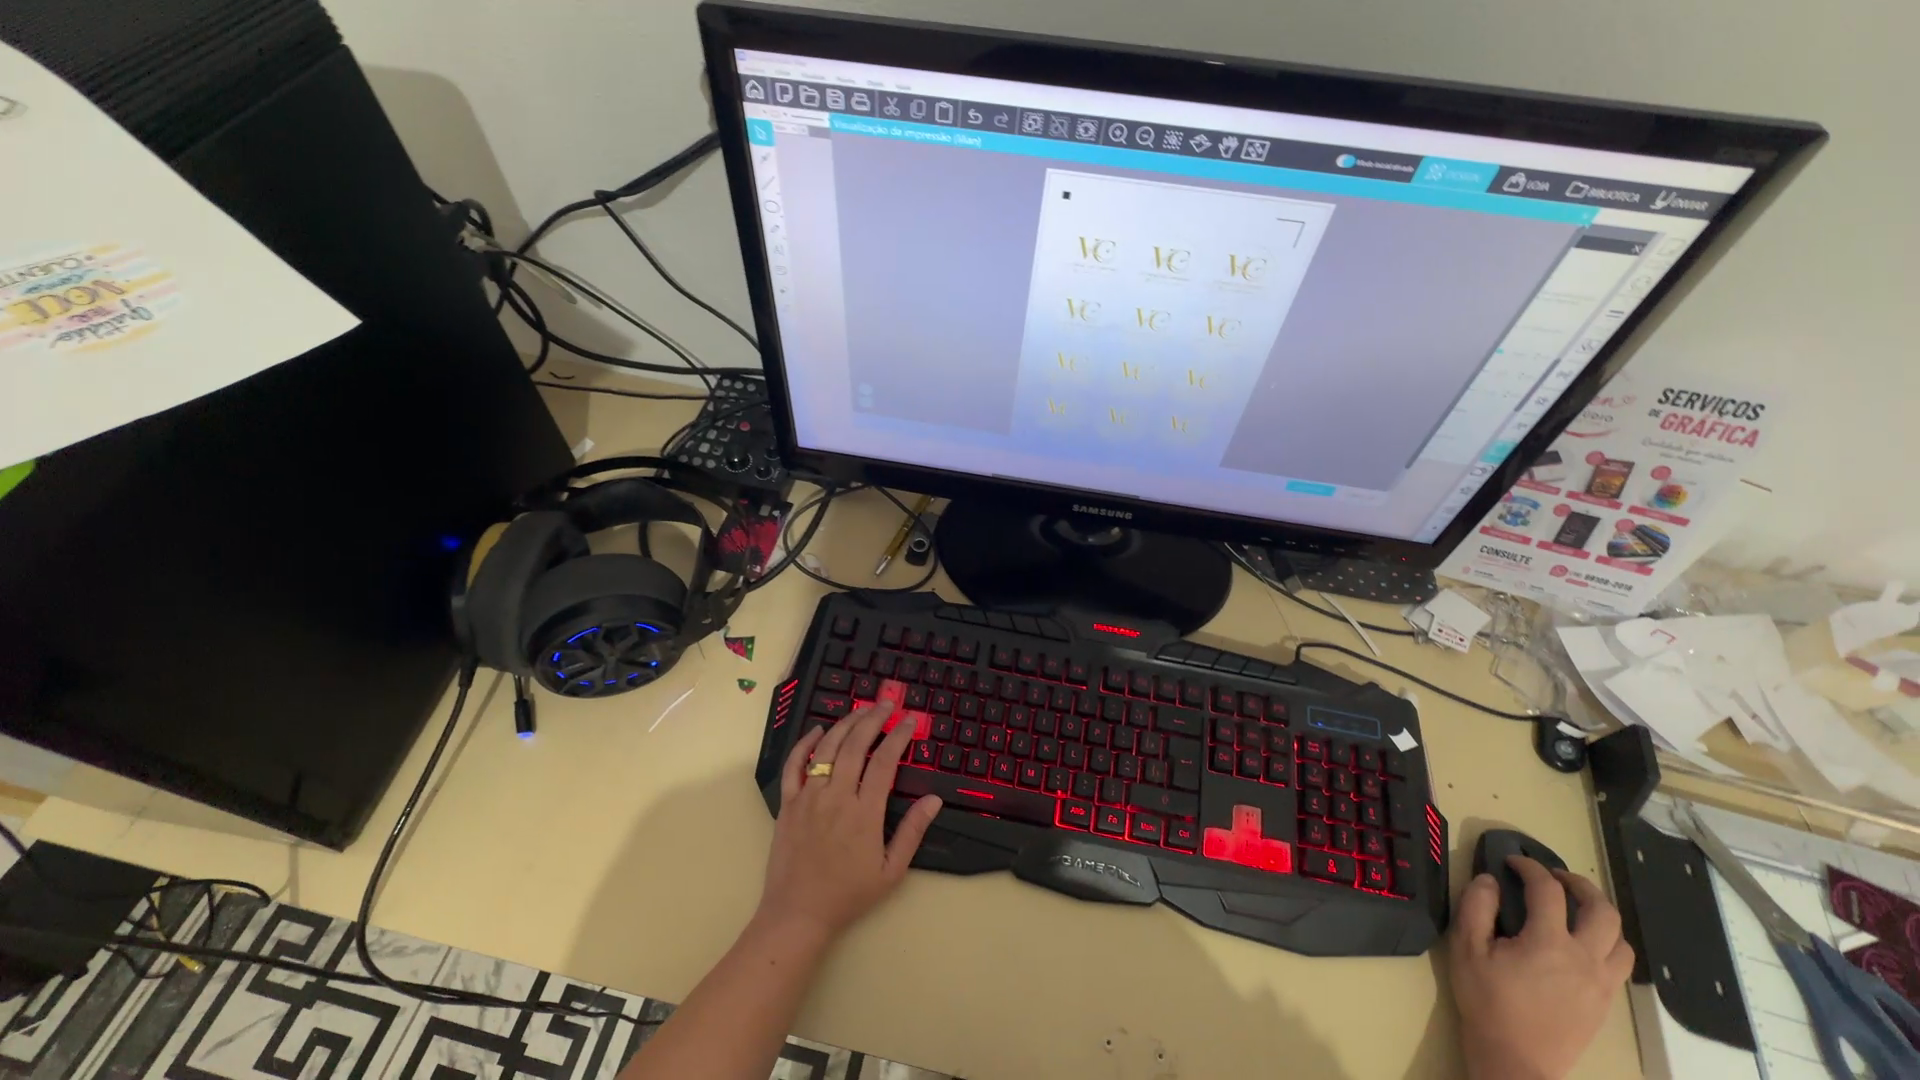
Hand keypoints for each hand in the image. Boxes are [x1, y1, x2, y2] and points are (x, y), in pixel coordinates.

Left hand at [759, 697, 941, 942]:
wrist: (798, 913)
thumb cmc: (848, 895)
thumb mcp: (891, 870)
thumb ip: (912, 831)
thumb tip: (933, 800)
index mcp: (864, 812)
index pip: (885, 762)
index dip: (899, 736)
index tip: (909, 720)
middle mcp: (836, 797)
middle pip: (856, 745)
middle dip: (873, 719)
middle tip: (887, 703)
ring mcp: (808, 798)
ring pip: (827, 749)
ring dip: (845, 724)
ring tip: (861, 710)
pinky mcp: (788, 804)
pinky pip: (794, 765)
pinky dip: (805, 744)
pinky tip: (818, 730)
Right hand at [1449, 856, 1633, 1079]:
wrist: (1515, 1059)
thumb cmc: (1486, 1002)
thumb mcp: (1466, 949)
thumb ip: (1476, 907)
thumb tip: (1491, 880)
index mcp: (1548, 942)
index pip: (1547, 890)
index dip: (1530, 867)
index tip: (1513, 862)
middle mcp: (1584, 958)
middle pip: (1602, 910)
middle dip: (1580, 885)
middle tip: (1556, 877)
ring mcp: (1601, 982)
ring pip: (1621, 939)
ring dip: (1601, 916)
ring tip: (1577, 910)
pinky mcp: (1605, 1001)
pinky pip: (1620, 964)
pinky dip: (1607, 943)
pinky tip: (1583, 944)